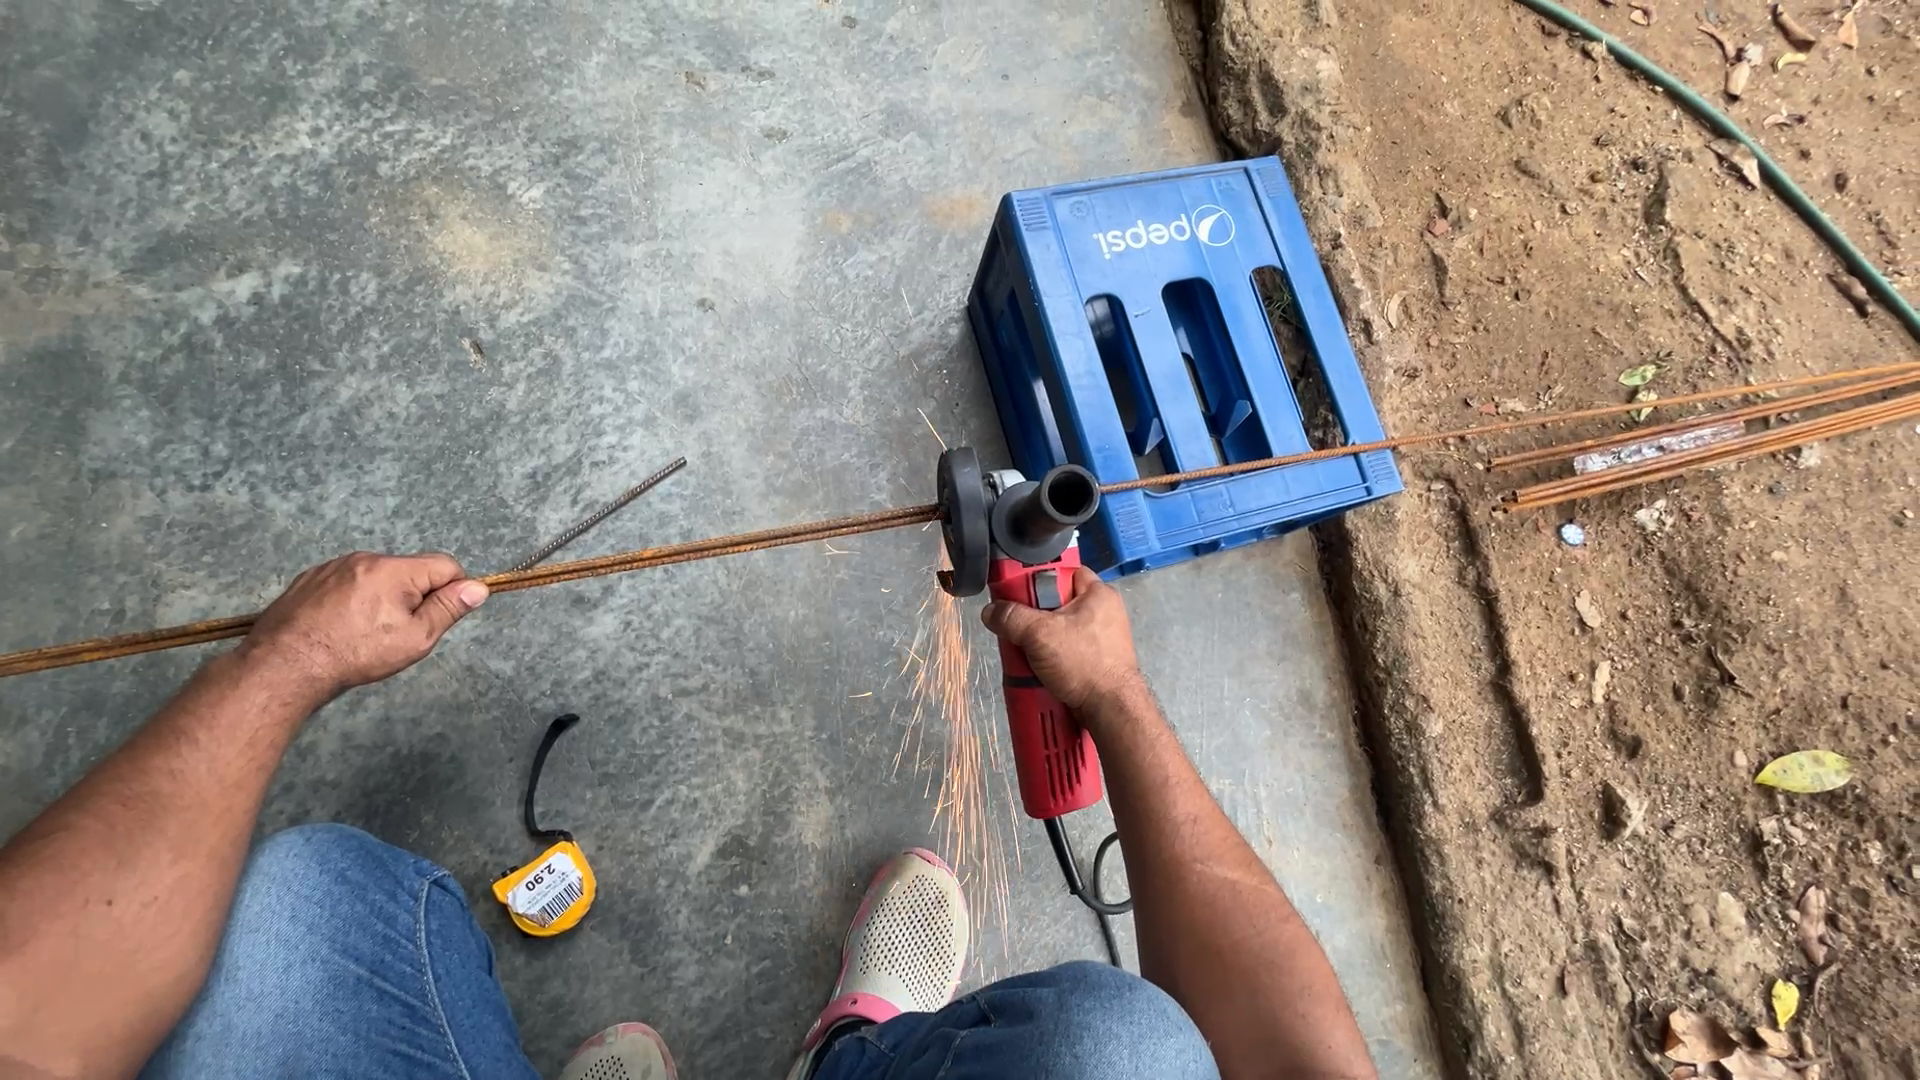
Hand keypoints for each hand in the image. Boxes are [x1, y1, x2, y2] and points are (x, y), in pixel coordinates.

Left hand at [239, 552, 488, 702]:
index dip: (452, 590)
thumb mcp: (415, 638)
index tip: (436, 617)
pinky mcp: (308, 578)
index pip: (446, 565)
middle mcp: (365, 559)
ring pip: (379, 576)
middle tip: (399, 630)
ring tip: (366, 629)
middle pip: (411, 570)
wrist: (281, 667)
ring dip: (384, 595)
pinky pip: (348, 580)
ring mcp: (332, 566)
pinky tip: (341, 623)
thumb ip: (449, 608)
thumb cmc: (356, 654)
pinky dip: (354, 597)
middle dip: (415, 595)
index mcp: (394, 570)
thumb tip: (479, 587)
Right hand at [980, 567, 1145, 717]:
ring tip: (1024, 650)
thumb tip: (991, 612)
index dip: (1039, 578)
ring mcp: (1102, 640)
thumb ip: (1011, 618)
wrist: (1111, 711)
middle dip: (1035, 616)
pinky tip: (1038, 667)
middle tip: (1018, 626)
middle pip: (1057, 603)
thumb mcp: (1040, 634)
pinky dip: (1050, 658)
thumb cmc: (1084, 663)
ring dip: (1039, 641)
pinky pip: (1066, 651)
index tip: (1018, 591)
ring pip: (1059, 630)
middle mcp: (1104, 612)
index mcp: (1098, 594)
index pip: (1063, 571)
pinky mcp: (1097, 662)